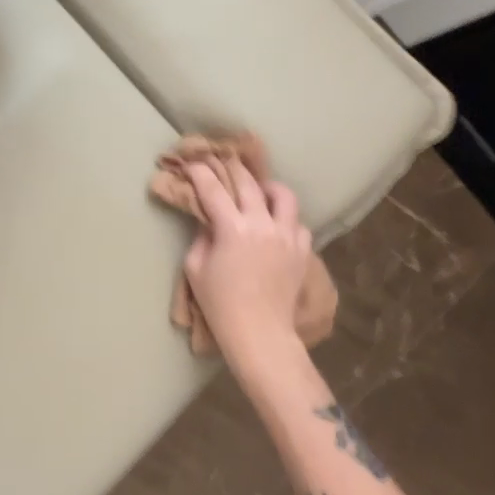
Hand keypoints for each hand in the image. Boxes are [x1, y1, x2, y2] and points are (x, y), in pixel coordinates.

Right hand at [183, 159, 313, 350]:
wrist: (258, 331)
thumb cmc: (219, 303)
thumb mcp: (195, 268)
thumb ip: (201, 238)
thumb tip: (210, 222)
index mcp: (232, 228)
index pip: (213, 189)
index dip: (200, 173)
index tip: (192, 164)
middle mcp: (262, 224)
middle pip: (248, 184)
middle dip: (232, 169)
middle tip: (223, 163)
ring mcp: (287, 236)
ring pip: (283, 196)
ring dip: (268, 187)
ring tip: (259, 190)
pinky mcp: (303, 250)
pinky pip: (298, 223)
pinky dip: (285, 219)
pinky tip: (276, 225)